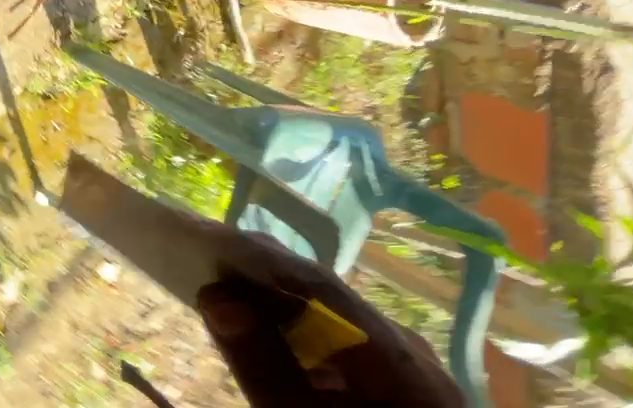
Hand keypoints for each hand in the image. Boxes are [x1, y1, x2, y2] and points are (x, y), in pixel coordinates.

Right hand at [193, 230, 463, 405]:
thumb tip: (214, 292)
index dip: (260, 258)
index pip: (317, 285)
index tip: (209, 241)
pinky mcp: (416, 397)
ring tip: (239, 289)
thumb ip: (260, 363)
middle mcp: (416, 356)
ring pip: (344, 319)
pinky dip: (311, 330)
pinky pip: (356, 344)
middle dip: (271, 275)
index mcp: (395, 358)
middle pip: (333, 298)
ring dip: (289, 300)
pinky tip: (284, 335)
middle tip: (215, 258)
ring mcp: (423, 379)